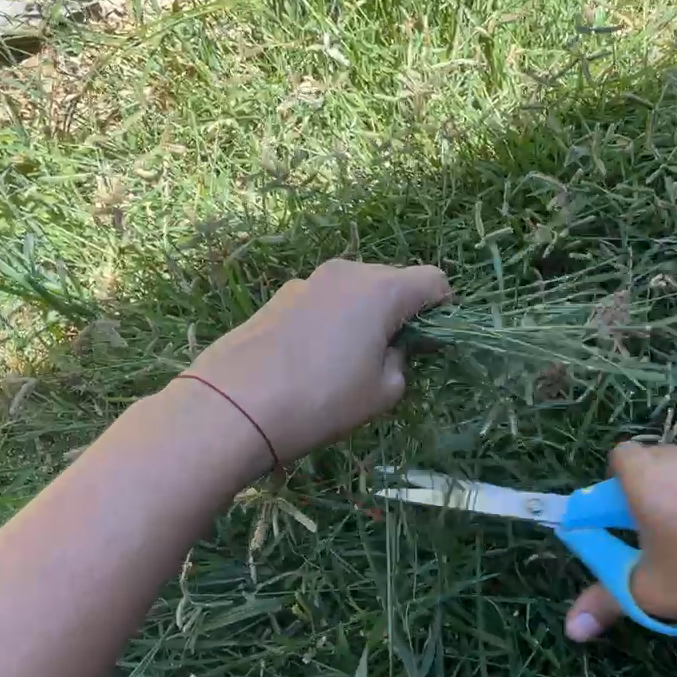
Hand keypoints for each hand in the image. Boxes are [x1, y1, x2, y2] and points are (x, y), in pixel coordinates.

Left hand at [186, 259, 450, 462]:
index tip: (429, 343)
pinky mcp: (278, 296)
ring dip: (363, 317)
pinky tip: (310, 360)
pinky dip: (331, 321)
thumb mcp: (384, 392)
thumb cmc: (323, 399)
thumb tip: (392, 347)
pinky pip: (322, 302)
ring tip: (345, 362)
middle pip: (392, 282)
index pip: (434, 280)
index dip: (441, 310)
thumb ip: (402, 360)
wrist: (234, 406)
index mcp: (382, 288)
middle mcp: (347, 271)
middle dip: (400, 312)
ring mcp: (308, 281)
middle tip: (389, 356)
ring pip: (354, 292)